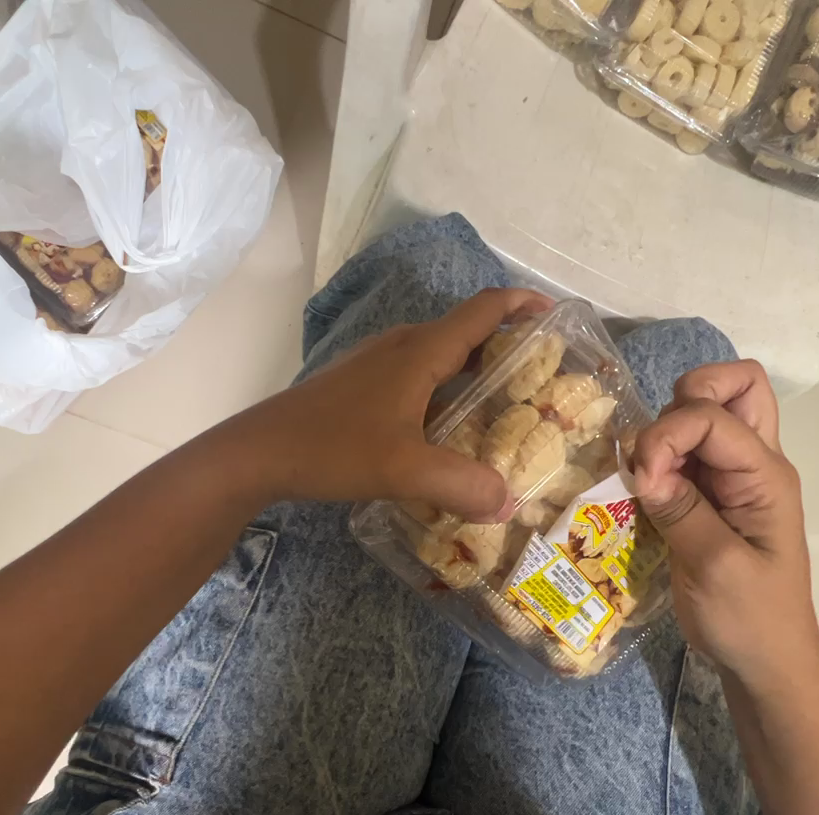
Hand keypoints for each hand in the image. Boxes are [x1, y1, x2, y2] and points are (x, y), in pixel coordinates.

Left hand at [223, 287, 552, 520]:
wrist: (260, 453)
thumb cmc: (332, 448)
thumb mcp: (403, 469)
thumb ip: (461, 484)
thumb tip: (508, 503)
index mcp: (421, 352)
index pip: (484, 310)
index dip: (523, 306)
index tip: (558, 318)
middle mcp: (403, 348)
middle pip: (467, 333)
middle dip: (509, 348)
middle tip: (544, 381)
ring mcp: (378, 367)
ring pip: (442, 358)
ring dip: (476, 373)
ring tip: (506, 409)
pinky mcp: (362, 388)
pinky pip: (420, 379)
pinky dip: (447, 393)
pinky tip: (449, 432)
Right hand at [631, 359, 818, 696]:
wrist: (765, 660)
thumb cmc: (749, 619)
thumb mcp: (715, 568)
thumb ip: (681, 510)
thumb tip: (643, 467)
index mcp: (766, 476)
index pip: (715, 416)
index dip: (669, 433)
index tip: (641, 478)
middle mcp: (753, 464)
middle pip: (734, 386)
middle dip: (686, 399)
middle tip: (654, 449)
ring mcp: (731, 478)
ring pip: (705, 412)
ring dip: (666, 429)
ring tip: (643, 473)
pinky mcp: (708, 496)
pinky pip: (684, 452)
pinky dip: (658, 456)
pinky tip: (639, 485)